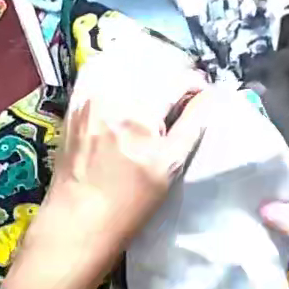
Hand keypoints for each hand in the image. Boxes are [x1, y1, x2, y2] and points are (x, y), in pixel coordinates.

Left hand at [21, 44, 208, 288]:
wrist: (77, 221)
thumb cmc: (129, 203)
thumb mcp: (169, 166)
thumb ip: (193, 124)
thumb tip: (214, 95)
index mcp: (139, 113)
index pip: (177, 78)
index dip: (196, 83)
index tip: (202, 96)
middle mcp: (111, 96)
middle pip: (151, 68)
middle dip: (171, 78)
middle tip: (181, 98)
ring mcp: (88, 99)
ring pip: (125, 68)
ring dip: (146, 76)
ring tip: (154, 99)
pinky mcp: (74, 106)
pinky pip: (98, 77)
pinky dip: (117, 78)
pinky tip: (125, 97)